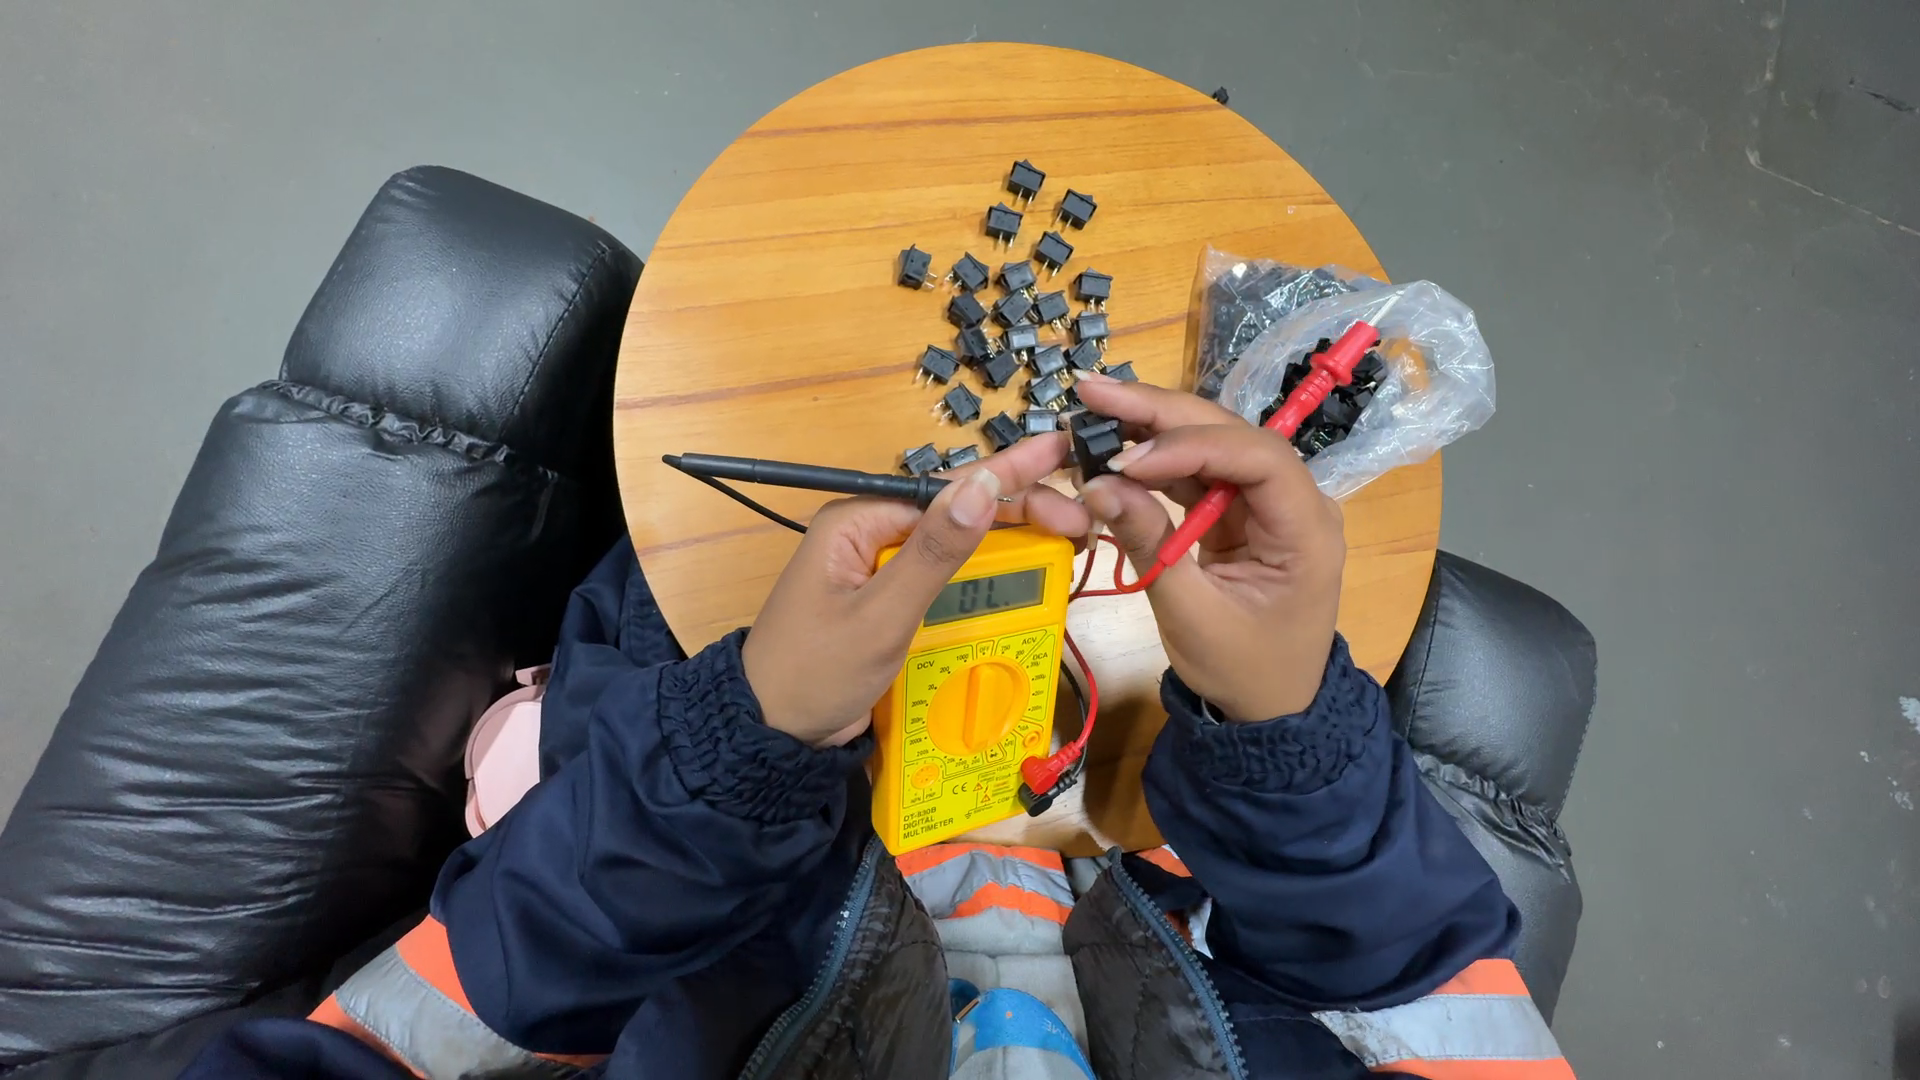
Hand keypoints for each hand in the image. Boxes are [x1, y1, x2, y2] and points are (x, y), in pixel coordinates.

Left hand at [744, 434, 1091, 745]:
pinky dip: (983, 572)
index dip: (1010, 482)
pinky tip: (1021, 567)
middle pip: (956, 512)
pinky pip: (943, 575)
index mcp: (860, 520)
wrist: (772, 733)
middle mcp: (871, 532)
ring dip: (1008, 538)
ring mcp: (880, 566)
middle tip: (1081, 520)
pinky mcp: (889, 597)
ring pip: (955, 542)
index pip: (947, 491)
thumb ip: (935, 552)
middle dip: (1019, 510)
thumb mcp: (880, 614)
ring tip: (1066, 534)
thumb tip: (983, 484)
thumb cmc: (817, 671)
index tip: (1062, 465)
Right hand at [1072, 376, 1345, 721]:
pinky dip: (1155, 460)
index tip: (1126, 460)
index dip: (1190, 447)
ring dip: (1152, 425)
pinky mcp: (1237, 512)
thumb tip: (1097, 485)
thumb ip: (1148, 544)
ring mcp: (1264, 504)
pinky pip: (1196, 473)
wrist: (1266, 707)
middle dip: (1161, 413)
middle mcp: (1292, 501)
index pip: (1257, 458)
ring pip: (1209, 445)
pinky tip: (1117, 444)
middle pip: (1230, 435)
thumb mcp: (1191, 615)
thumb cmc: (1241, 670)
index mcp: (1304, 529)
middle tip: (1094, 392)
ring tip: (1095, 406)